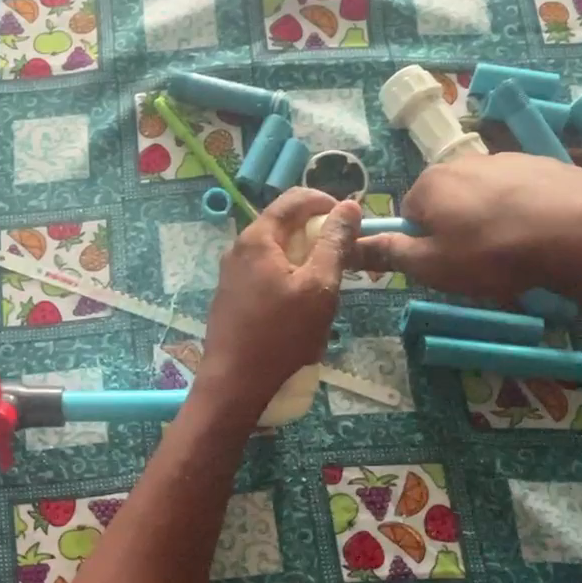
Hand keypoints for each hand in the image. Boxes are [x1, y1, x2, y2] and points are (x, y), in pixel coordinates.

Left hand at [193, 188, 360, 418]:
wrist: (234, 383)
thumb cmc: (281, 335)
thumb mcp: (319, 287)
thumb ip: (334, 243)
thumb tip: (348, 206)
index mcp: (258, 238)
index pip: (295, 199)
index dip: (327, 203)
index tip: (351, 224)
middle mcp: (238, 249)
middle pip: (283, 225)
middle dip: (316, 235)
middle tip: (342, 261)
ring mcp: (230, 274)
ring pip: (275, 252)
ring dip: (303, 261)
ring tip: (324, 289)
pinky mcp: (230, 298)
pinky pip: (264, 275)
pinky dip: (286, 279)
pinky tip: (298, 309)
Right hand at [352, 153, 581, 304]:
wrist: (578, 234)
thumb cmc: (492, 254)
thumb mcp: (432, 266)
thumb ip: (391, 253)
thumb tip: (353, 244)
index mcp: (431, 183)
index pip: (409, 213)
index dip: (422, 242)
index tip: (442, 264)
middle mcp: (465, 161)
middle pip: (447, 201)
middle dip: (456, 228)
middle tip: (476, 262)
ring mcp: (509, 158)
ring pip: (485, 196)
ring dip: (490, 220)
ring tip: (512, 252)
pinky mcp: (547, 164)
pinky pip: (521, 193)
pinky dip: (524, 212)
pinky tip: (539, 235)